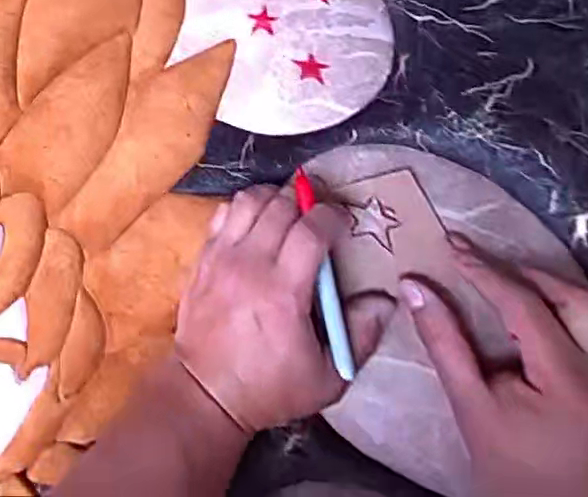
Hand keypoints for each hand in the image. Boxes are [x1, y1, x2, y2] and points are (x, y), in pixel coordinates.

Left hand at [174, 185, 396, 432]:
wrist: (205, 391)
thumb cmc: (270, 386)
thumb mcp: (327, 377)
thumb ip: (360, 335)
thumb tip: (383, 299)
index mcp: (283, 291)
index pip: (310, 230)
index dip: (331, 215)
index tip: (343, 219)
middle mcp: (250, 263)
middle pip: (280, 205)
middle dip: (305, 200)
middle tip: (318, 210)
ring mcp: (222, 254)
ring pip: (250, 199)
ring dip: (273, 196)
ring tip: (288, 210)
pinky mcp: (204, 254)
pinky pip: (224, 211)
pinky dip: (244, 207)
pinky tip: (256, 222)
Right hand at [403, 237, 587, 496]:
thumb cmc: (520, 487)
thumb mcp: (474, 415)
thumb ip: (445, 345)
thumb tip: (414, 287)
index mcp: (574, 384)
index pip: (524, 303)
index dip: (484, 270)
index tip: (453, 246)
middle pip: (580, 301)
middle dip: (530, 274)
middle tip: (488, 264)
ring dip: (566, 297)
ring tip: (524, 290)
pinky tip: (566, 333)